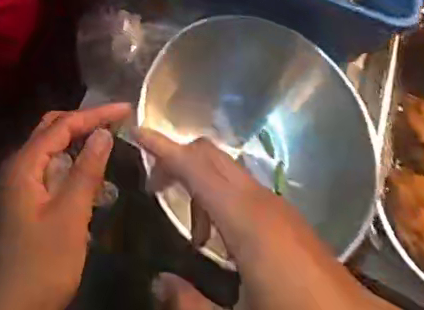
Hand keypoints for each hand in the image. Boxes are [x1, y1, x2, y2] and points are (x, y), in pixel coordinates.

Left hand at [0, 104, 130, 309]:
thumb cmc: (39, 266)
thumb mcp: (70, 217)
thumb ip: (87, 171)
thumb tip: (102, 132)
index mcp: (23, 166)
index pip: (62, 124)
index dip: (96, 114)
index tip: (127, 110)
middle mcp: (16, 170)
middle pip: (52, 131)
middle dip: (85, 123)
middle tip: (117, 122)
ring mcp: (16, 190)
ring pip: (50, 152)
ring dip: (79, 145)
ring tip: (109, 144)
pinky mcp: (21, 208)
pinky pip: (48, 173)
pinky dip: (71, 167)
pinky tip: (90, 178)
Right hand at [134, 128, 385, 309]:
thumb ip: (191, 304)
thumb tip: (158, 282)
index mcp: (244, 219)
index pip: (195, 166)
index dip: (163, 147)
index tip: (137, 131)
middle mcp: (260, 199)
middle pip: (211, 156)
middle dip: (178, 161)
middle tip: (152, 188)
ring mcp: (276, 205)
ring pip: (227, 172)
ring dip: (201, 186)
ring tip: (191, 236)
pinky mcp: (286, 217)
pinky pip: (243, 190)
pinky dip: (220, 200)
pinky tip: (219, 244)